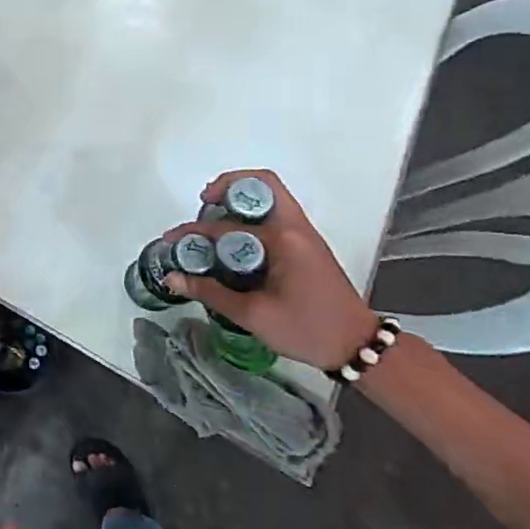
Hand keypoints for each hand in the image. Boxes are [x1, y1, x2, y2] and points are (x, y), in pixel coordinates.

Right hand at [163, 169, 379, 369]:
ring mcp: (304, 233)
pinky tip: (235, 238)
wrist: (356, 345)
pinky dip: (254, 214)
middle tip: (205, 202)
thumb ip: (210, 293)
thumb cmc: (307, 329)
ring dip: (243, 198)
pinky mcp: (307, 244)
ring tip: (215, 214)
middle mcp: (296, 226)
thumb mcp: (253, 315)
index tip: (173, 239)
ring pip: (272, 196)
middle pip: (263, 183)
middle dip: (229, 185)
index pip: (228, 226)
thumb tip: (173, 278)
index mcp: (283, 239)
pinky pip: (277, 213)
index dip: (194, 231)